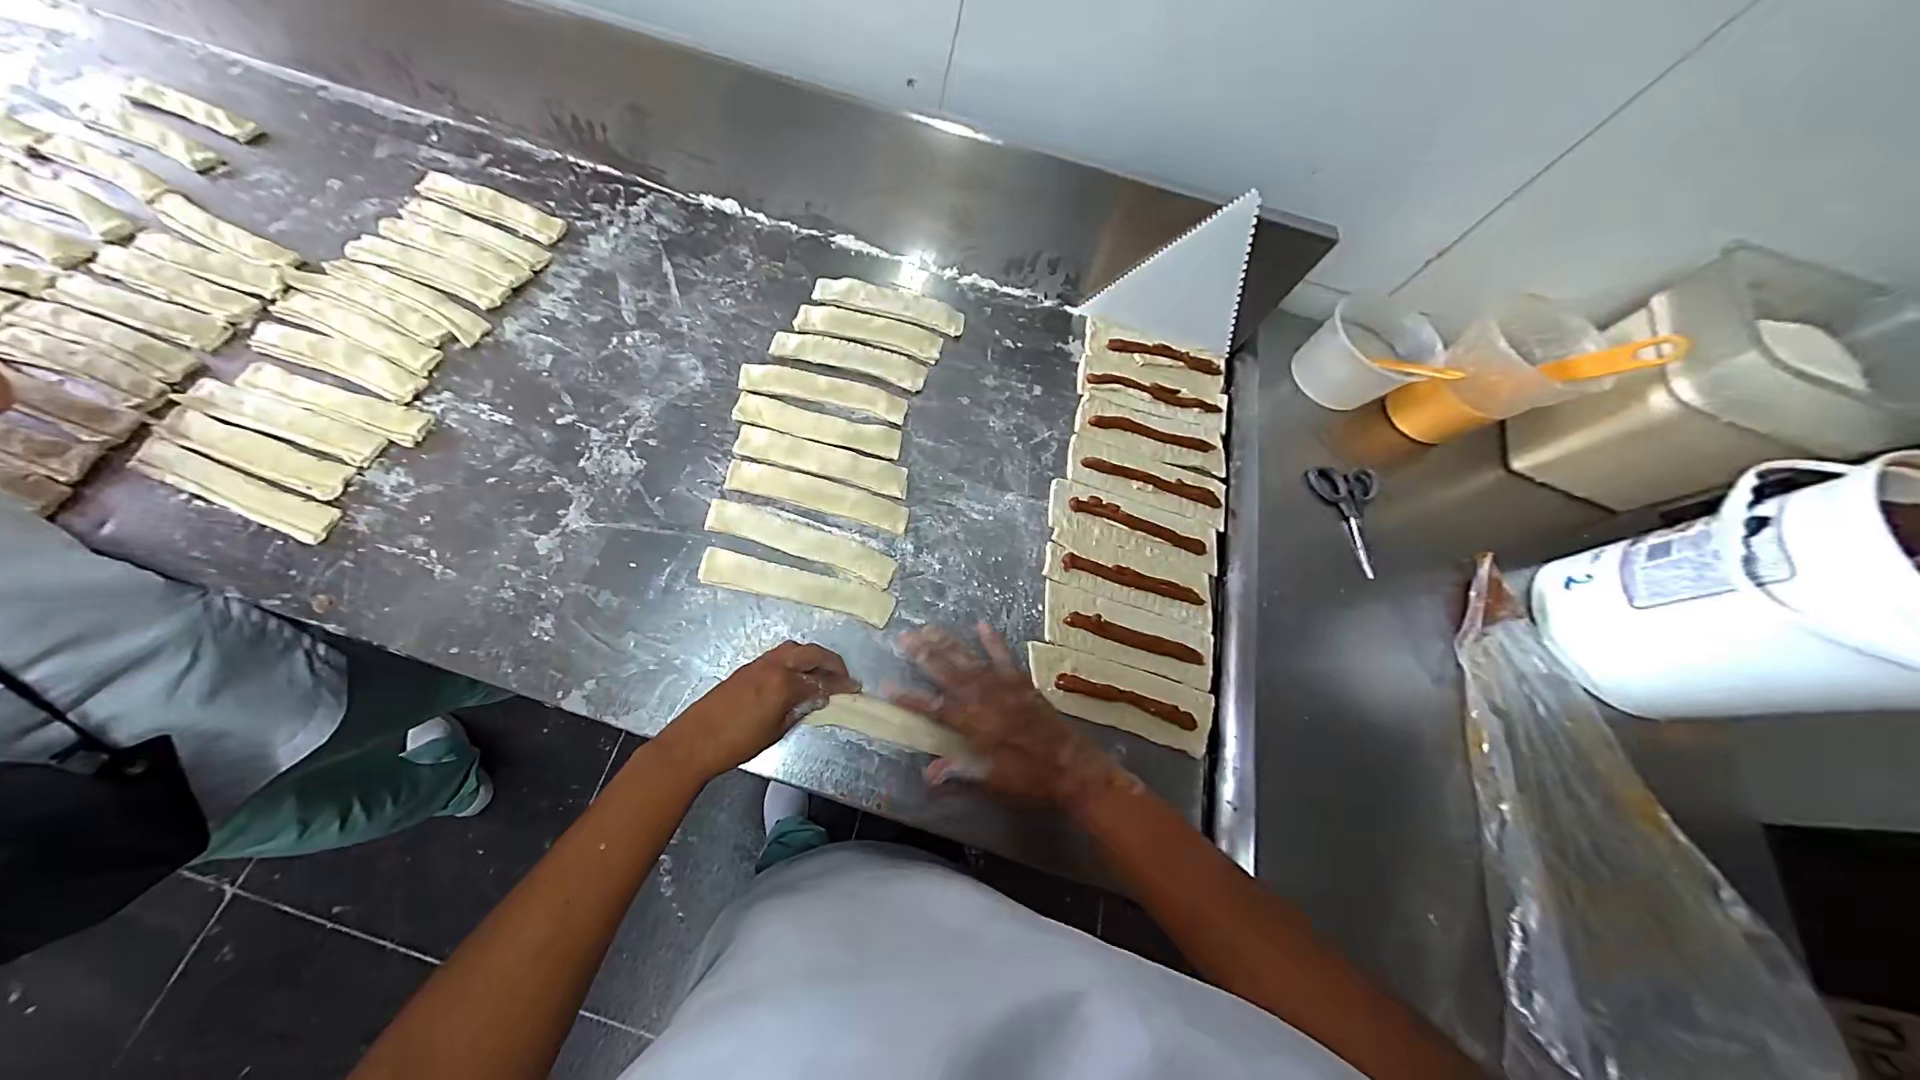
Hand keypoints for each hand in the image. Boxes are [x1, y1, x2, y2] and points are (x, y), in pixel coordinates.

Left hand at [656, 641, 856, 778]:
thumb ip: (799, 709)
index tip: (855, 687)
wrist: (694, 741)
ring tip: (823, 672)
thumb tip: (817, 698)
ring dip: (812, 657)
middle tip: (843, 675)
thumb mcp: (776, 730)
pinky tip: (798, 675)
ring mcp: (759, 664)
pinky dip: (796, 660)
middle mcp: (774, 666)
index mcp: (784, 683)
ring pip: (794, 650)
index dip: (841, 684)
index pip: (821, 680)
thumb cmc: (737, 742)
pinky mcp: (747, 669)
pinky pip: (780, 655)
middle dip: (831, 662)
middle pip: (811, 654)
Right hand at [894, 623, 1135, 809]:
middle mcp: (984, 699)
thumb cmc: (1028, 778)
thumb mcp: (991, 779)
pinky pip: (1003, 657)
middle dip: (923, 655)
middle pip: (947, 673)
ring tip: (929, 627)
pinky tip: (980, 624)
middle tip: (903, 636)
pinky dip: (992, 641)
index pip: (933, 708)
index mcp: (972, 724)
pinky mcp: (1021, 682)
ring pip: (970, 660)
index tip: (886, 686)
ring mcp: (1003, 687)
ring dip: (949, 643)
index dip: (908, 698)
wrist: (1072, 766)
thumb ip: (959, 769)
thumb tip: (928, 773)